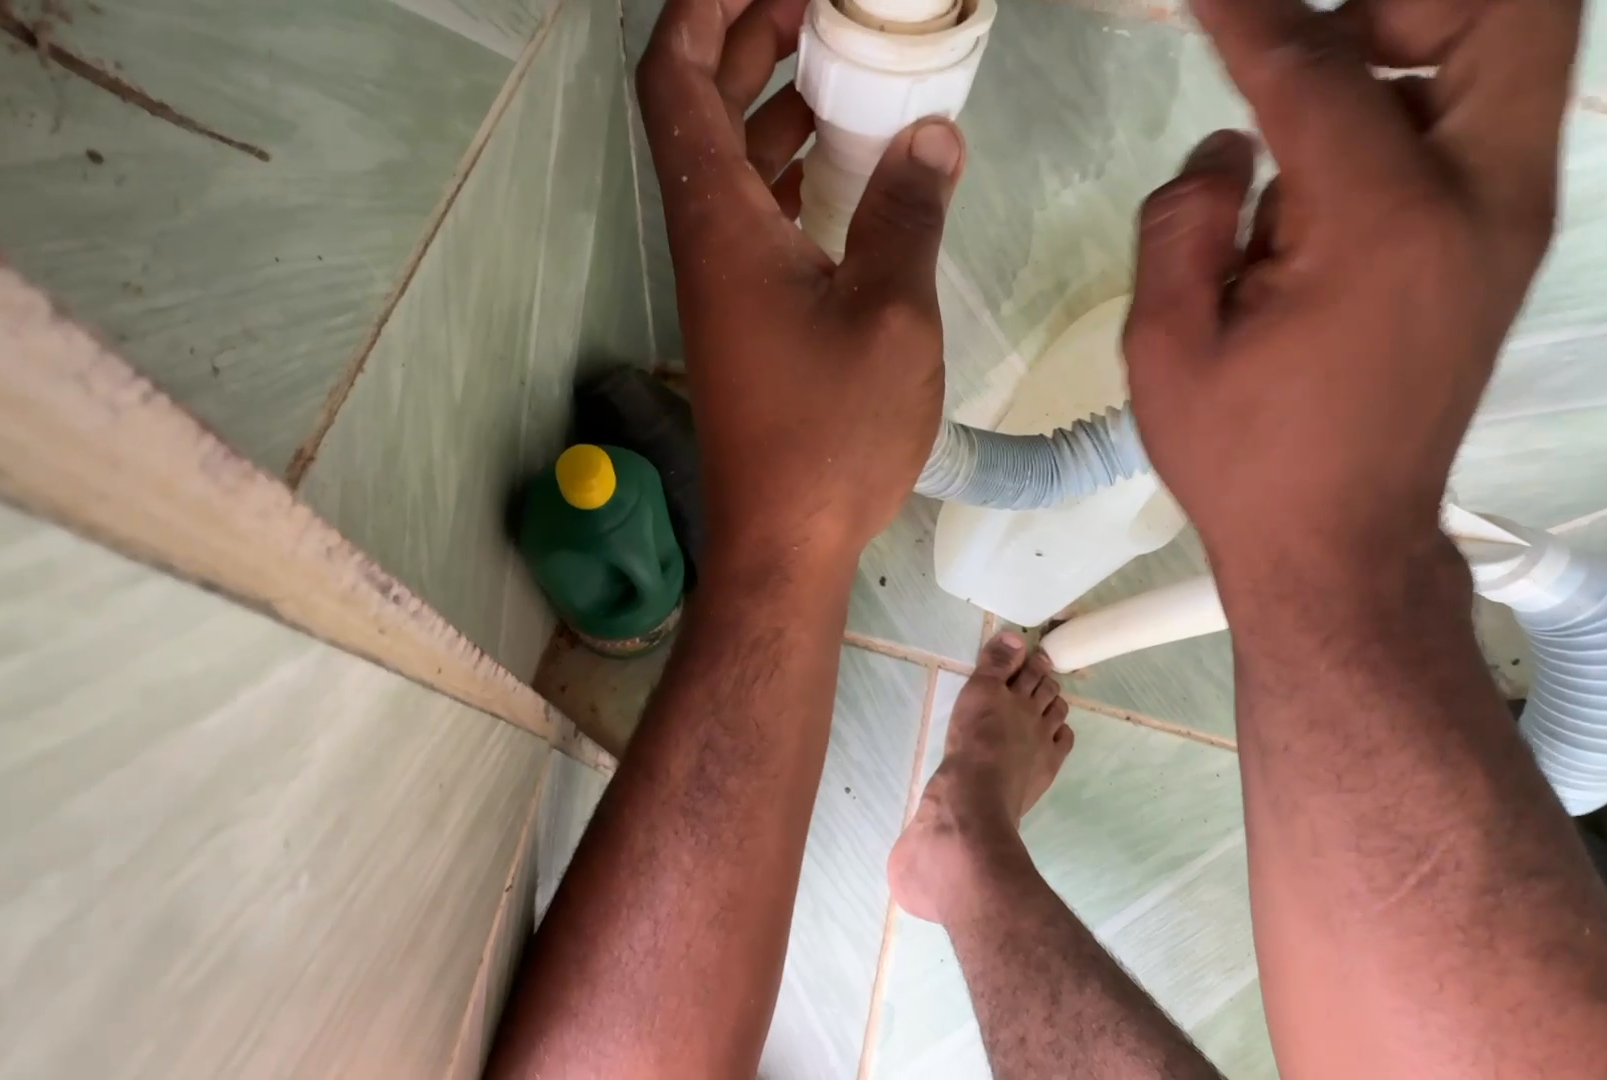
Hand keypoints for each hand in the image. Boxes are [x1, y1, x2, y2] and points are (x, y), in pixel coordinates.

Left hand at [636, 0, 964, 575]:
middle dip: (751, 41)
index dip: (705, 9)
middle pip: (700, 112)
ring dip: (774, 109)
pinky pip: (755, 220)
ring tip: (844, 71)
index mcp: (720, 225)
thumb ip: (906, 213)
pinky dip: (790, 177)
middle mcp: (707, 245)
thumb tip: (930, 138)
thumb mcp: (889, 314)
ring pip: (729, 167)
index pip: (676, 80)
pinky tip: (842, 170)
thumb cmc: (830, 434)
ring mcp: (723, 286)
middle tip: (825, 10)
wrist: (783, 537)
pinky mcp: (746, 321)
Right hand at [1123, 0, 1579, 581]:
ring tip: (1304, 88)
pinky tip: (1322, 172)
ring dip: (1415, 38)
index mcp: (1384, 227)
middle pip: (1504, 9)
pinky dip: (1413, 101)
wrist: (1335, 538)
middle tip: (1294, 32)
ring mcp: (1511, 220)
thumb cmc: (1237, 454)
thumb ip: (1182, 226)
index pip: (1321, 72)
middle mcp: (1482, 199)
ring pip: (1513, 54)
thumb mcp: (1164, 347)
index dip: (1251, 19)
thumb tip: (1224, 151)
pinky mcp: (1502, 245)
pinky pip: (1482, 122)